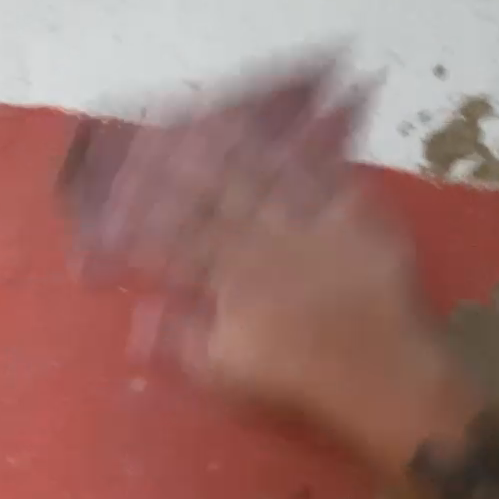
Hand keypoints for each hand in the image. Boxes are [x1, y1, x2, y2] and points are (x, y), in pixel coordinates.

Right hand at [62, 63, 472, 462]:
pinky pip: (324, 175)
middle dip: (179, 168)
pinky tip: (288, 129)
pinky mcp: (354, 214)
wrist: (379, 372)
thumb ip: (177, 339)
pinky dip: (304, 150)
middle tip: (154, 140)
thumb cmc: (291, 377)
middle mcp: (263, 241)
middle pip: (213, 197)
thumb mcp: (220, 370)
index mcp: (226, 277)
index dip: (145, 218)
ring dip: (232, 148)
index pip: (175, 238)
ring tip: (208, 121)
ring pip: (262, 177)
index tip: (119, 201)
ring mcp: (310, 223)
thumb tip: (140, 316)